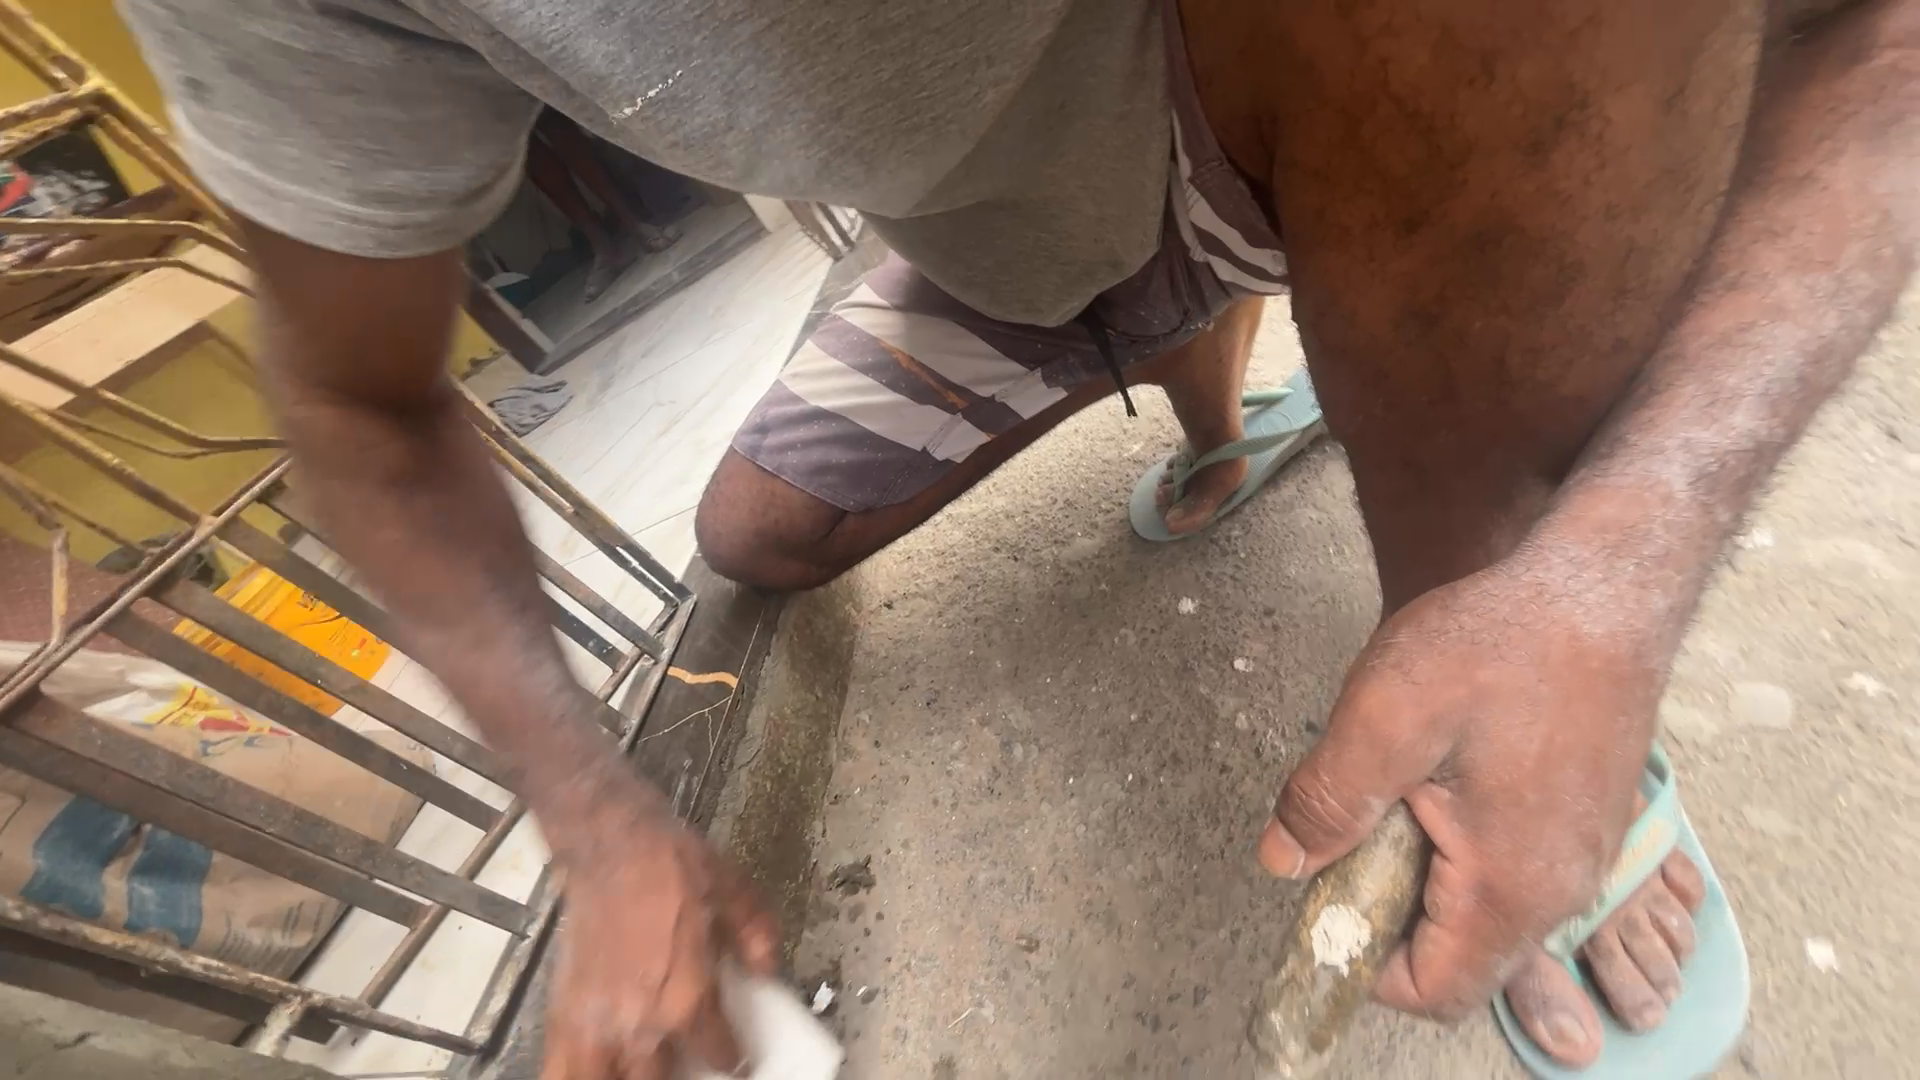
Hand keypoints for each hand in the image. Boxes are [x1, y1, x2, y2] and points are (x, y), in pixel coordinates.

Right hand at [542, 809, 780, 1079]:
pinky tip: (599, 1070)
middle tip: (693, 1055)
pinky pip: (559, 1074)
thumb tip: (769, 970)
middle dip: (682, 1076)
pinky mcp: (561, 1015)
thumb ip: (756, 934)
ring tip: (647, 1066)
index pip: (719, 1052)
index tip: (741, 1057)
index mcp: (686, 998)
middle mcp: (638, 1026)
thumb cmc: (675, 864)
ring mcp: (594, 1027)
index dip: (735, 1058)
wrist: (612, 845)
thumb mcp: (733, 889)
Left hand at [1256, 555, 1665, 1018]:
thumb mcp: (1382, 721)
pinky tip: (1416, 772)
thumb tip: (1280, 864)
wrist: (1592, 590)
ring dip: (1406, 864)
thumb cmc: (1493, 650)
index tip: (1315, 906)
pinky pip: (1496, 857)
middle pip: (1451, 948)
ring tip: (1374, 789)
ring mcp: (1572, 850)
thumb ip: (1327, 802)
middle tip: (1334, 832)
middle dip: (1378, 907)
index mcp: (1512, 884)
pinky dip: (1442, 837)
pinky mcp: (1568, 811)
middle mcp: (1557, 886)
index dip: (1363, 963)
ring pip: (1471, 899)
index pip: (1435, 988)